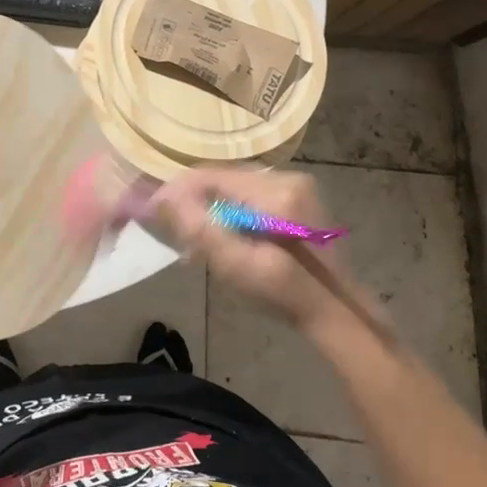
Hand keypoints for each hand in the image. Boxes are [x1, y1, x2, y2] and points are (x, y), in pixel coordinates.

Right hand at [148, 169, 365, 333]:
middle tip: (170, 227)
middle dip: (191, 199)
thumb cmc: (286, 295)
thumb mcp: (238, 268)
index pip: (210, 175)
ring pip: (232, 184)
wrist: (335, 311)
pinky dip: (228, 209)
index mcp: (277, 193)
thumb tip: (162, 197)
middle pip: (221, 177)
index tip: (151, 209)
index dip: (176, 190)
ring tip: (193, 236)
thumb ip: (201, 229)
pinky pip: (248, 193)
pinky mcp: (296, 196)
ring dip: (208, 204)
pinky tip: (221, 233)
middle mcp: (287, 177)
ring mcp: (294, 185)